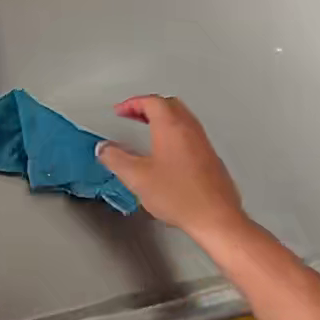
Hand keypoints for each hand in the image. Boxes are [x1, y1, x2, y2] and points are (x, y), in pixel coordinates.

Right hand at [97, 96, 249, 245]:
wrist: (215, 217)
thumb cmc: (180, 196)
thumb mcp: (136, 177)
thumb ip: (115, 159)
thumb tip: (104, 149)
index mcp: (171, 128)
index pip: (151, 102)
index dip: (132, 103)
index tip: (121, 110)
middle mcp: (190, 130)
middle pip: (170, 105)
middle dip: (148, 106)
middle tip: (133, 113)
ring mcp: (203, 144)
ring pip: (182, 118)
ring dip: (162, 118)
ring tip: (147, 128)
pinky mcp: (210, 159)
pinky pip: (190, 134)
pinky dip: (174, 132)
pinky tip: (166, 150)